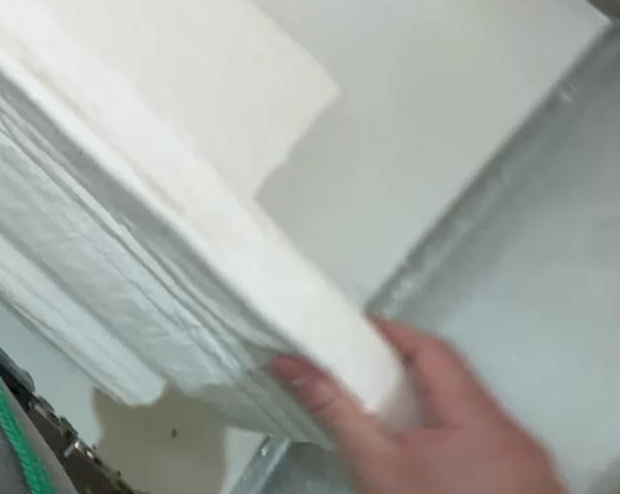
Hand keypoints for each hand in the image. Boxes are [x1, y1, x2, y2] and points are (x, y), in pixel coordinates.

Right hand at [271, 321, 562, 493]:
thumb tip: (283, 361)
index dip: (387, 331)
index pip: (433, 351)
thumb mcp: (373, 462)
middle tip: (347, 362)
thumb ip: (331, 406)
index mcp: (483, 422)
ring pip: (463, 404)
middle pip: (450, 376)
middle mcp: (514, 434)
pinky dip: (438, 422)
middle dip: (394, 364)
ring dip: (416, 394)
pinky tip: (409, 438)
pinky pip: (478, 432)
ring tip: (371, 399)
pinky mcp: (525, 481)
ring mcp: (526, 460)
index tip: (343, 331)